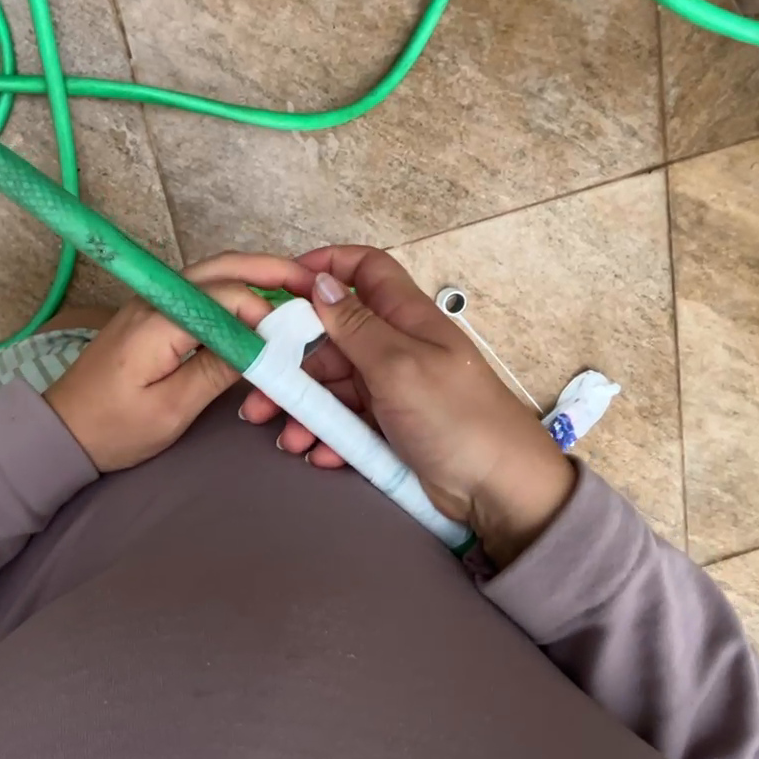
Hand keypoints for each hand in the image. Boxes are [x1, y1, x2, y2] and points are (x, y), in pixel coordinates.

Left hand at [45, 252, 314, 472]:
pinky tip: (255, 305)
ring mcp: (151, 302)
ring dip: (252, 275)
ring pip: (210, 274)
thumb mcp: (171, 409)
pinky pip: (200, 291)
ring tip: (293, 287)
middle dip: (269, 268)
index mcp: (158, 320)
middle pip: (220, 267)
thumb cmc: (113, 428)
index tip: (295, 337)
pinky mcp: (151, 314)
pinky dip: (232, 290)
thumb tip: (263, 345)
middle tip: (311, 281)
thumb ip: (217, 371)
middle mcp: (155, 299)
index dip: (266, 311)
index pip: (226, 296)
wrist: (62, 431)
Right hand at [239, 246, 573, 564]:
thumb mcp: (399, 365)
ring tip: (286, 439)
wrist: (500, 492)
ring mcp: (390, 387)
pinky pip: (345, 420)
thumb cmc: (456, 418)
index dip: (325, 266)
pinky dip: (327, 436)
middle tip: (259, 393)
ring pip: (331, 384)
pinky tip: (319, 455)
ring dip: (303, 409)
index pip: (363, 270)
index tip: (282, 286)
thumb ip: (355, 325)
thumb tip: (320, 281)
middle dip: (292, 362)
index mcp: (405, 317)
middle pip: (331, 336)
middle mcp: (394, 346)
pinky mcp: (387, 425)